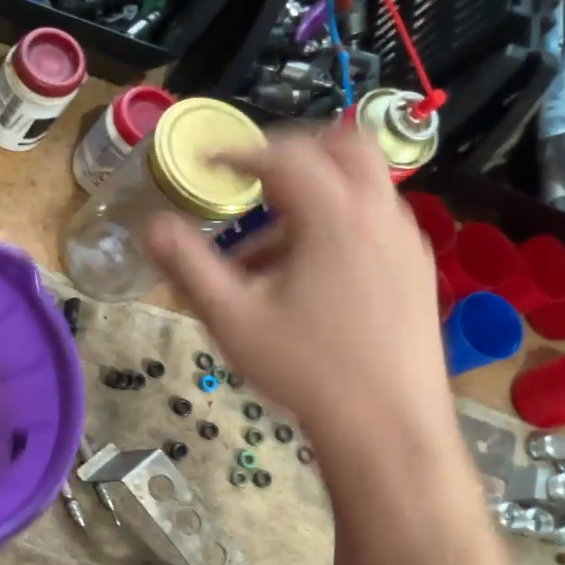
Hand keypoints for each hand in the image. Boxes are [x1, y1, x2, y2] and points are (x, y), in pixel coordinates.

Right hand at [146, 126, 449, 452]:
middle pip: (342, 145)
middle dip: (290, 155)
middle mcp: (378, 211)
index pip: (285, 156)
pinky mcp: (412, 267)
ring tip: (260, 256)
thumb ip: (189, 267)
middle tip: (246, 183)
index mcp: (333, 215)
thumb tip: (152, 227)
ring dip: (307, 199)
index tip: (204, 164)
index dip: (238, 153)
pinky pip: (371, 221)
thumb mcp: (231, 319)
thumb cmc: (301, 366)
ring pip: (357, 187)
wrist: (384, 419)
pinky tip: (301, 279)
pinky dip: (332, 226)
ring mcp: (403, 238)